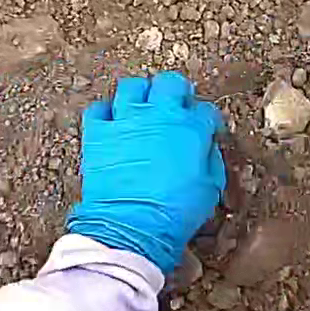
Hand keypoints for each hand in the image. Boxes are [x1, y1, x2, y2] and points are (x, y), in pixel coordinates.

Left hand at [67, 72, 225, 273]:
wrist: (131, 226)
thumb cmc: (173, 213)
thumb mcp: (210, 189)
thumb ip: (211, 159)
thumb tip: (206, 146)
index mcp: (190, 129)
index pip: (205, 110)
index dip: (206, 120)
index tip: (204, 129)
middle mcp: (159, 115)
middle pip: (170, 83)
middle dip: (176, 91)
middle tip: (175, 105)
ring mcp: (126, 120)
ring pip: (132, 87)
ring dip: (140, 95)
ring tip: (142, 108)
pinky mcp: (98, 133)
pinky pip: (99, 109)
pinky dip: (106, 113)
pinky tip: (113, 123)